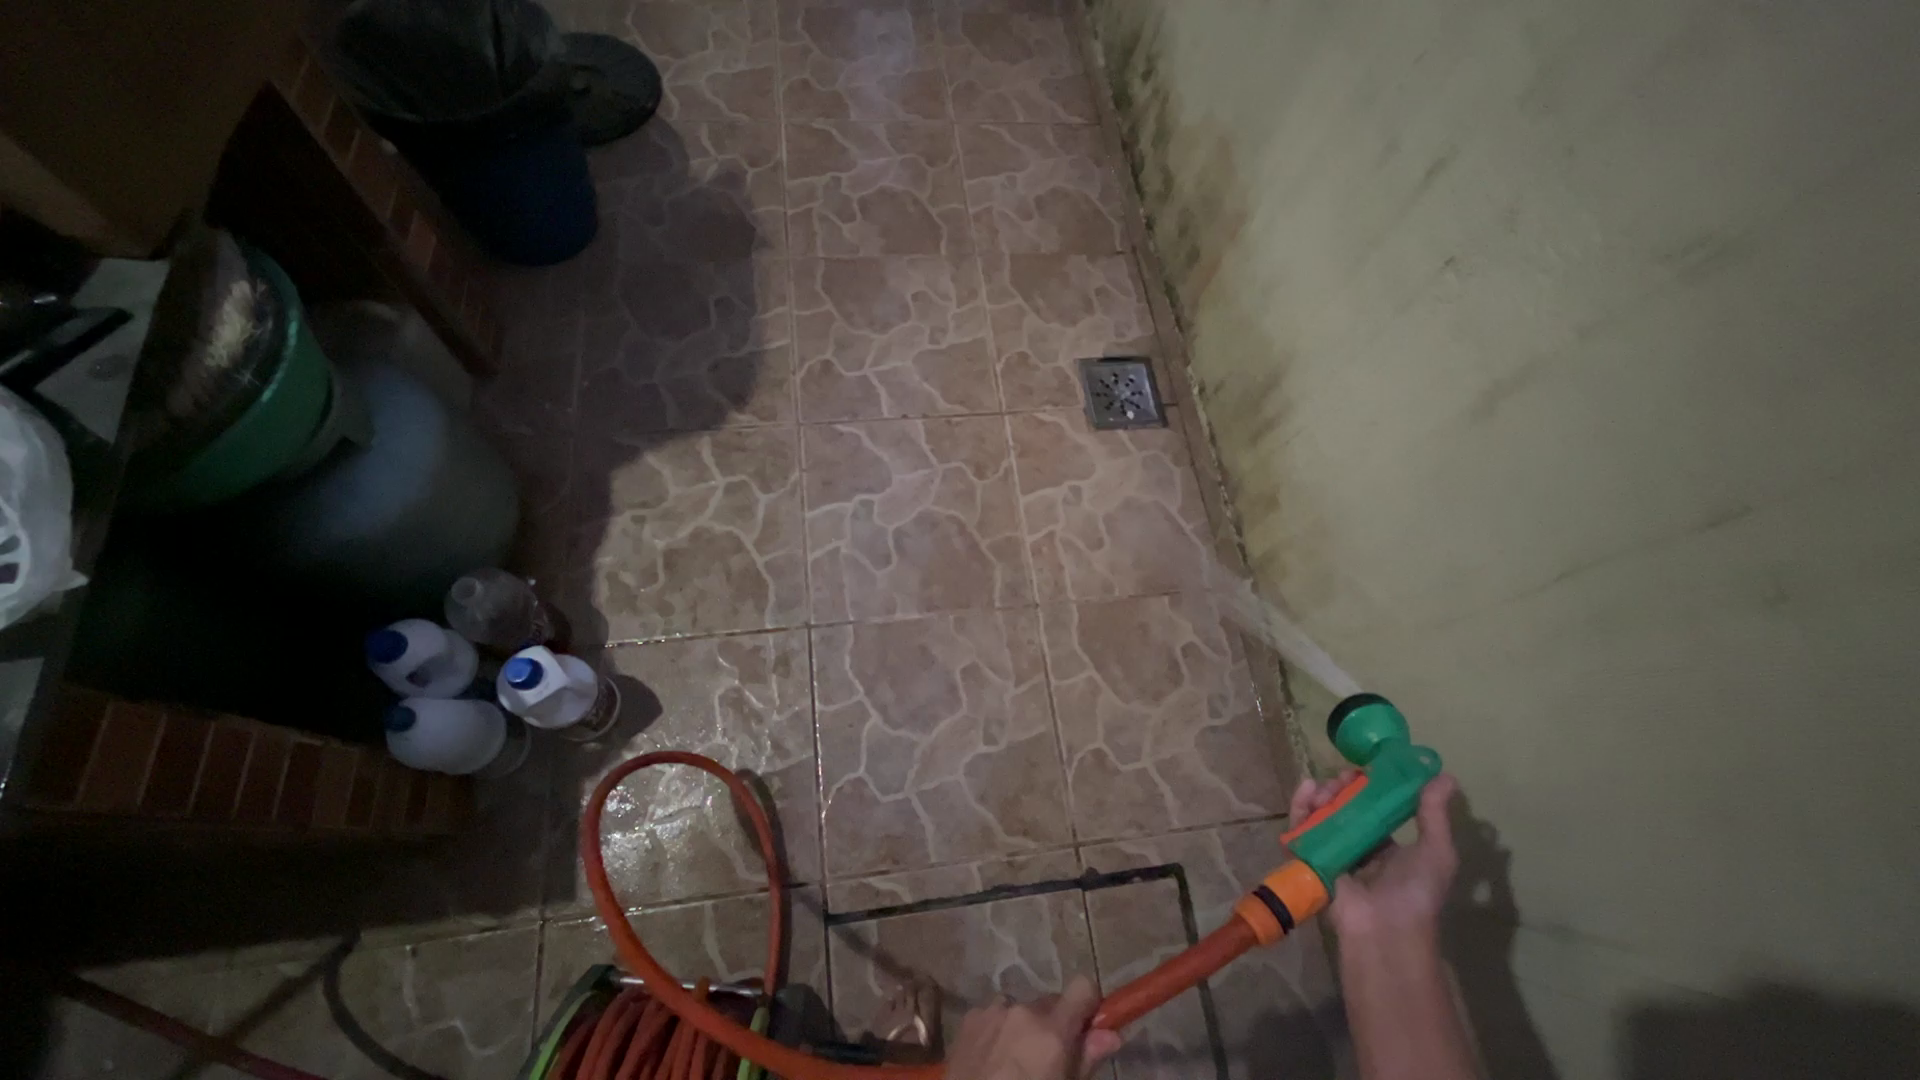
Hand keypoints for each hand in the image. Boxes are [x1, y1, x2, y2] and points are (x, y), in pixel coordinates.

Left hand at [945, 976, 1122, 1079]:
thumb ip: (1086, 1060)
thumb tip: (1112, 1035)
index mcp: (1051, 1031)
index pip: (1083, 987)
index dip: (1088, 1004)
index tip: (1088, 1026)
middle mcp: (1023, 1010)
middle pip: (1051, 1003)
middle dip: (1054, 1025)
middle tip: (1048, 1060)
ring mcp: (993, 1010)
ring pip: (1021, 1009)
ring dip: (1024, 1028)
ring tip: (1015, 1063)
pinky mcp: (970, 1017)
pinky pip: (995, 1015)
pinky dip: (999, 1031)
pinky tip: (992, 1060)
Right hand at [1290, 771, 1459, 940]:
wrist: (1385, 930)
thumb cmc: (1416, 892)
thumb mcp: (1436, 852)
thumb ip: (1435, 814)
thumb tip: (1446, 775)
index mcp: (1387, 847)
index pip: (1372, 809)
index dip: (1368, 787)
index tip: (1366, 769)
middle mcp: (1358, 848)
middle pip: (1343, 808)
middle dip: (1342, 788)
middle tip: (1344, 776)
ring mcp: (1332, 853)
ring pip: (1320, 815)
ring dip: (1322, 794)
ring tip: (1327, 785)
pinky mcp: (1309, 859)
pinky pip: (1300, 830)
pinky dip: (1300, 807)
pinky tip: (1307, 789)